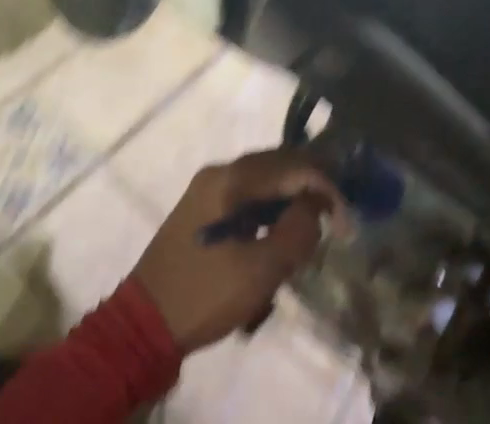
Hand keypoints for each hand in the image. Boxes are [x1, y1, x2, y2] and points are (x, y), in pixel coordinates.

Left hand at [129, 149, 346, 352]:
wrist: (142, 324)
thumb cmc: (205, 295)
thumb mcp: (261, 269)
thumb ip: (298, 230)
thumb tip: (317, 206)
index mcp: (230, 180)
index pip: (293, 167)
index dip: (326, 189)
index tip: (347, 222)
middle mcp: (218, 174)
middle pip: (278, 166)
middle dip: (311, 188)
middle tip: (337, 217)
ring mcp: (208, 191)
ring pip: (264, 182)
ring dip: (291, 199)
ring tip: (314, 227)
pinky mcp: (203, 211)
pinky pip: (248, 198)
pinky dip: (271, 210)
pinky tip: (283, 233)